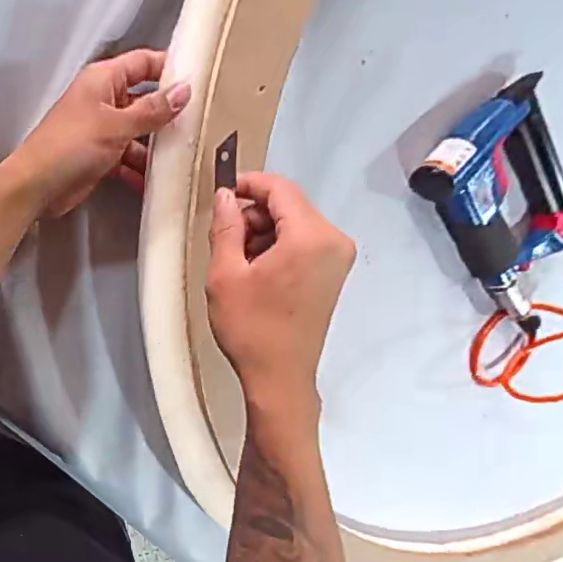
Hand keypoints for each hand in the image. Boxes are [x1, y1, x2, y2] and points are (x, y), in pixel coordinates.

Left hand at [2, 49, 191, 217]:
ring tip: (181, 158)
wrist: (37, 186)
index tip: (197, 78)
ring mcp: (103, 130)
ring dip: (156, 148)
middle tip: (198, 123)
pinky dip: (141, 170)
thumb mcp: (116, 125)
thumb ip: (152, 110)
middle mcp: (104, 101)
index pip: (143, 63)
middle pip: (145, 100)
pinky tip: (155, 182)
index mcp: (103, 80)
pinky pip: (129, 159)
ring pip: (140, 134)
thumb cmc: (69, 146)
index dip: (169, 67)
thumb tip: (183, 91)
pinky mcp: (101, 157)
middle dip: (168, 114)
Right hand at [206, 172, 356, 403]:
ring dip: (265, 231)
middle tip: (225, 237)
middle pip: (290, 205)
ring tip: (237, 259)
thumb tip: (226, 195)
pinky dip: (280, 246)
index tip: (223, 192)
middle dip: (255, 213)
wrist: (279, 378)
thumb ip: (226, 227)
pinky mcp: (334, 275)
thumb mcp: (225, 275)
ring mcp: (338, 259)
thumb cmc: (250, 328)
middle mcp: (334, 240)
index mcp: (311, 236)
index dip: (249, 183)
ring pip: (297, 224)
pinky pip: (305, 244)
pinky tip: (257, 270)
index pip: (281, 188)